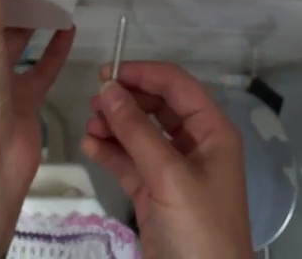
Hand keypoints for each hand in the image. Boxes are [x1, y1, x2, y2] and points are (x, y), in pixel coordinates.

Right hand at [83, 61, 251, 258]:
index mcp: (212, 131)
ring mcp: (174, 170)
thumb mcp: (170, 177)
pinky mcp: (155, 195)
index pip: (176, 85)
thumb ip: (137, 131)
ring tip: (89, 125)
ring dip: (115, 126)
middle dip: (126, 100)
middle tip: (93, 99)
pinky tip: (90, 146)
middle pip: (157, 106)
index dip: (144, 73)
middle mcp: (195, 144)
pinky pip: (131, 163)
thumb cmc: (199, 229)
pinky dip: (111, 153)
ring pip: (141, 134)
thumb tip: (108, 87)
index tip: (107, 72)